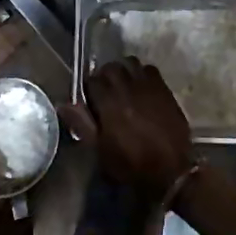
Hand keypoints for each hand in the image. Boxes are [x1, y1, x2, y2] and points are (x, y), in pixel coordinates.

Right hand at [60, 58, 193, 201]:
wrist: (171, 172)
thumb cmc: (132, 165)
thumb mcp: (100, 151)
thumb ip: (82, 124)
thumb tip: (64, 104)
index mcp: (110, 104)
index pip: (92, 80)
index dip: (88, 88)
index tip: (89, 98)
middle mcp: (129, 89)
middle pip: (111, 67)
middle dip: (104, 75)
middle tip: (104, 90)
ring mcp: (149, 87)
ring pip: (131, 63)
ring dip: (123, 70)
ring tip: (122, 85)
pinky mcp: (164, 90)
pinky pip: (150, 69)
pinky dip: (142, 73)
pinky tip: (141, 87)